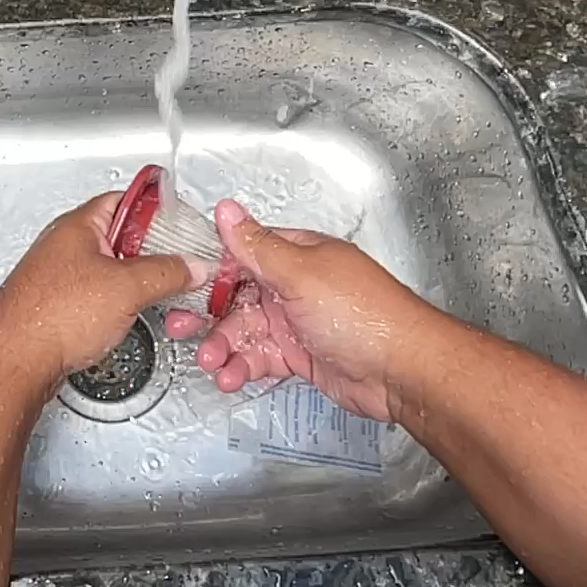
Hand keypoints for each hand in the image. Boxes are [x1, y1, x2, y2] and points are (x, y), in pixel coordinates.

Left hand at [0, 192, 209, 383]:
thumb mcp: (126, 287)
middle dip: (151, 249)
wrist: (14, 361)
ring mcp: (59, 275)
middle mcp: (65, 244)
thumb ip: (166, 272)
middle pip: (120, 234)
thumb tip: (190, 266)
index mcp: (79, 225)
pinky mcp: (57, 304)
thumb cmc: (51, 317)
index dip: (157, 208)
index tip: (180, 222)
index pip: (126, 199)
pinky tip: (125, 315)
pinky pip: (96, 293)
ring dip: (134, 278)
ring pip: (109, 267)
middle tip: (175, 261)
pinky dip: (117, 300)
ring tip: (155, 291)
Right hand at [164, 200, 453, 422]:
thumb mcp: (300, 274)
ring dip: (222, 345)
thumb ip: (256, 245)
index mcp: (295, 256)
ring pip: (243, 330)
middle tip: (182, 326)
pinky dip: (241, 367)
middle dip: (207, 313)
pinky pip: (258, 357)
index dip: (211, 270)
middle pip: (236, 295)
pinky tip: (231, 376)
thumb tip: (227, 210)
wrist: (405, 374)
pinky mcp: (298, 355)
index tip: (185, 283)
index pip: (241, 255)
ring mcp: (295, 321)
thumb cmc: (365, 316)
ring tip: (211, 361)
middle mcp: (293, 285)